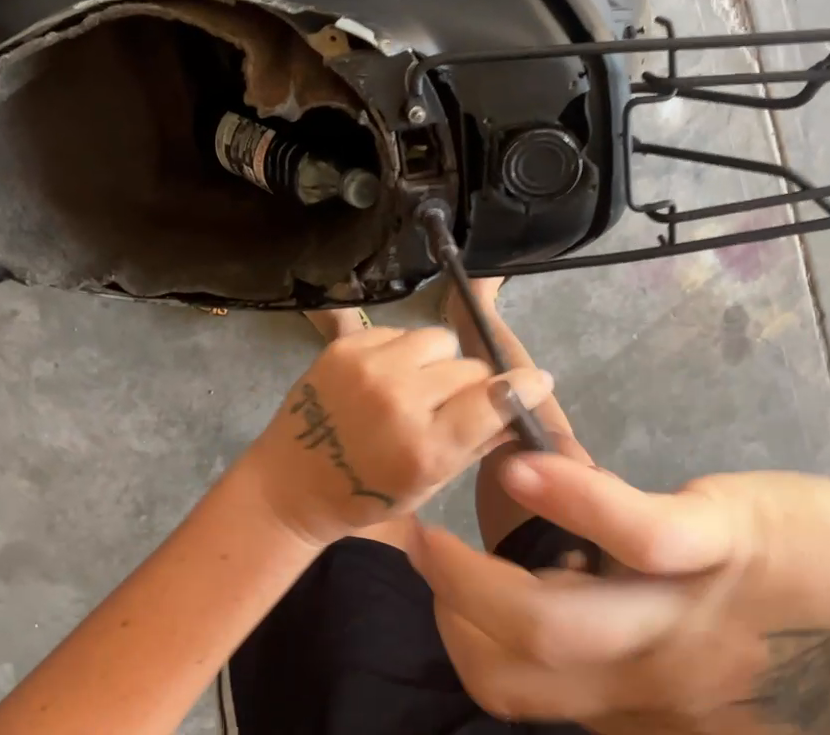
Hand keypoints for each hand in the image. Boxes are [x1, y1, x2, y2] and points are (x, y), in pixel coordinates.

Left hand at [242, 327, 551, 546]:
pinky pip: (399, 332)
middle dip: (472, 384)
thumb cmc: (366, 496)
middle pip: (469, 367)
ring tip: (419, 384)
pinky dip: (402, 352)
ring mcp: (369, 366)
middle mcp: (400, 398)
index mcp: (425, 446)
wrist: (294, 482)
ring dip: (439, 361)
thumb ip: (476, 443)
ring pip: (438, 339)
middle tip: (454, 402)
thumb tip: (520, 408)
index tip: (536, 381)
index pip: (494, 398)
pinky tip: (387, 377)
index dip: (522, 388)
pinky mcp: (345, 346)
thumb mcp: (429, 484)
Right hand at [407, 455, 829, 733]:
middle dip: (449, 611)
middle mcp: (654, 678)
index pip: (521, 695)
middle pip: (514, 669)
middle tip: (421, 549)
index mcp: (651, 706)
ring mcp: (685, 614)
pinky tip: (519, 470)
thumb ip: (647, 657)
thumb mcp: (730, 686)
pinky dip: (566, 504)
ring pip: (549, 622)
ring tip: (435, 526)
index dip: (464, 644)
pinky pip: (631, 531)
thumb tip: (572, 590)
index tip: (445, 592)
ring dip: (470, 576)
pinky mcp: (721, 543)